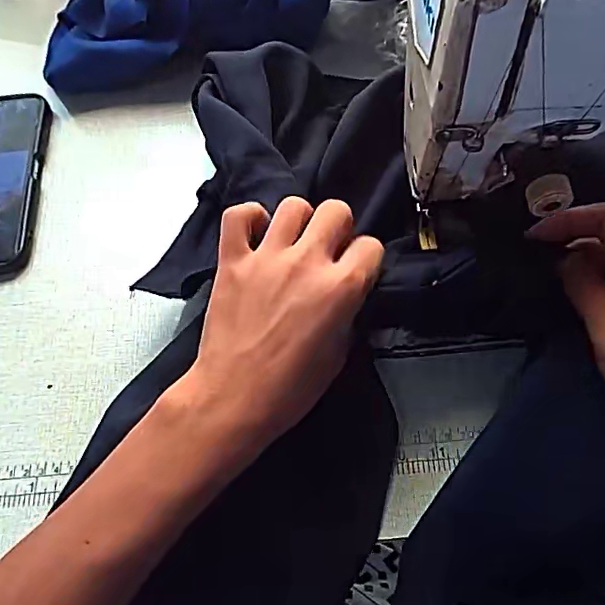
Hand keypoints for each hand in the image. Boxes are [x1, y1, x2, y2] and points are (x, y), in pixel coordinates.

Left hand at [174, 197, 384, 455]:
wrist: (234, 398)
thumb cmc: (290, 389)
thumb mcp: (338, 354)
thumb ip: (347, 314)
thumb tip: (346, 295)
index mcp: (341, 288)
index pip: (371, 246)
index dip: (367, 259)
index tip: (357, 271)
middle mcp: (307, 263)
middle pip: (336, 211)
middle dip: (339, 228)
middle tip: (329, 251)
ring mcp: (267, 258)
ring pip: (293, 205)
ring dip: (300, 221)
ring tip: (294, 242)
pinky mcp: (233, 261)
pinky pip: (239, 216)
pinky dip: (249, 218)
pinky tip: (257, 234)